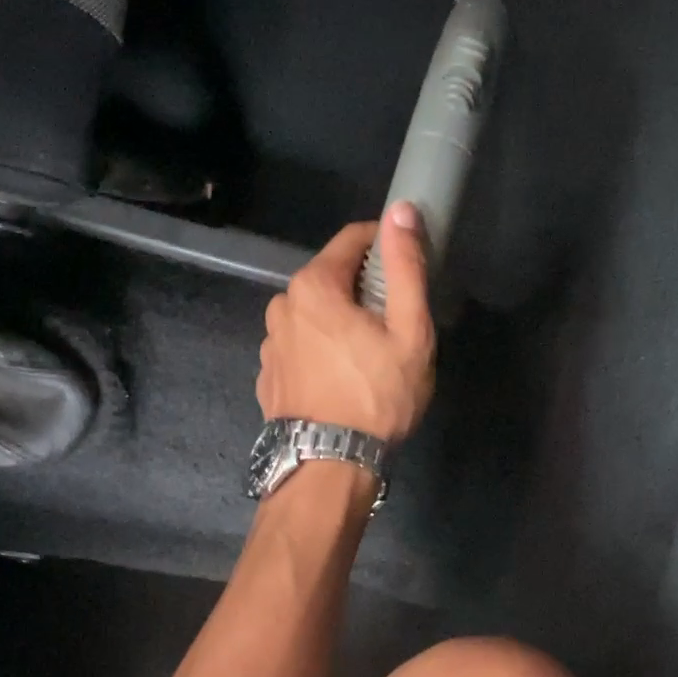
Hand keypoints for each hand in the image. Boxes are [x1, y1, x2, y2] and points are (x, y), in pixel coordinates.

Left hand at [257, 202, 436, 443]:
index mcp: (314, 286)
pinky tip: (342, 382)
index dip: (385, 244)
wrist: (330, 466)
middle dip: (364, 291)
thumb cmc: (378, 396)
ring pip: (314, 316)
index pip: (353, 239)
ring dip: (340, 324)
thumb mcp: (409, 331)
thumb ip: (406, 268)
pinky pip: (301, 348)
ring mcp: (269, 343)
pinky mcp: (268, 375)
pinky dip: (322, 352)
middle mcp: (281, 305)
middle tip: (395, 325)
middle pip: (331, 279)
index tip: (409, 264)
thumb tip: (403, 210)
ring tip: (369, 360)